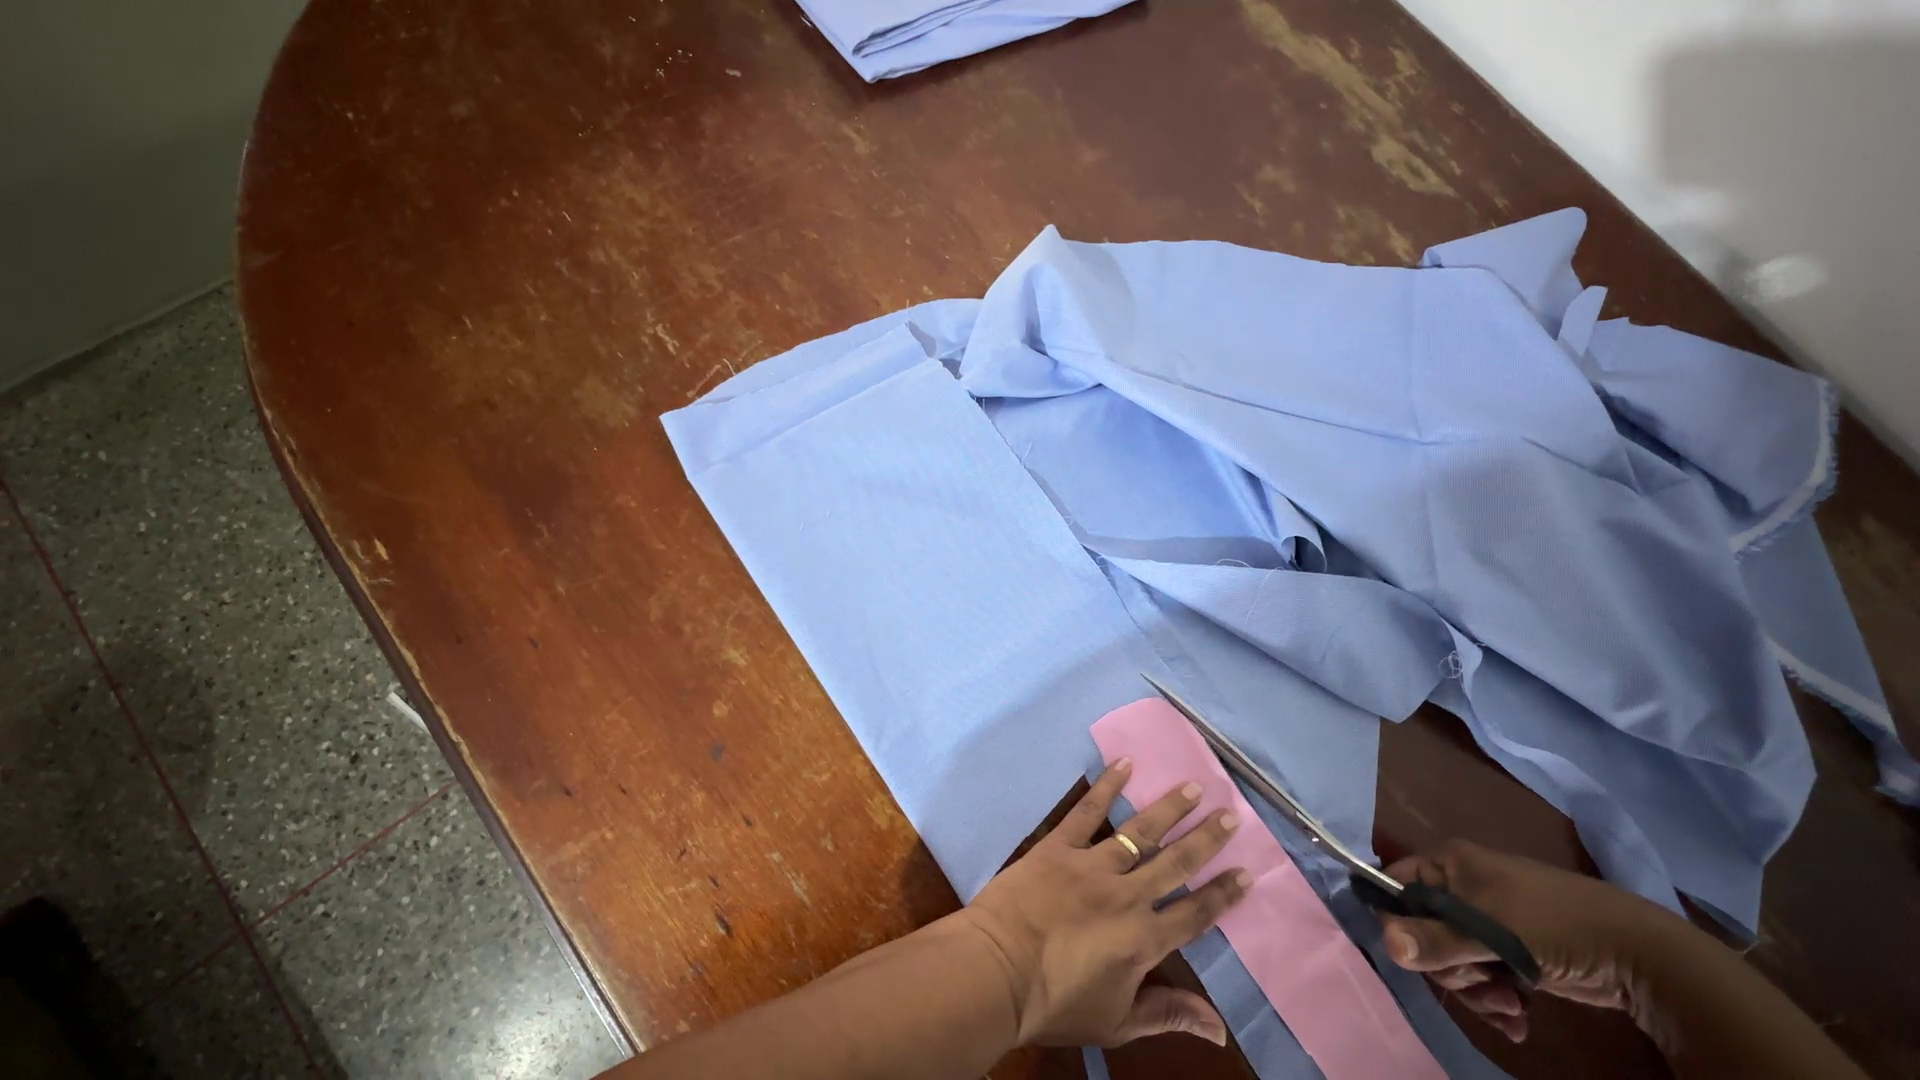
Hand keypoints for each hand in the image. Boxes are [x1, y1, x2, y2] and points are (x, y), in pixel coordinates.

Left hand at [959, 760, 1251, 1048]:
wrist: (996, 971)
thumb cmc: (1054, 1002)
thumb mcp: (1116, 1022)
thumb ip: (1167, 1015)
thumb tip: (1219, 1029)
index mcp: (1145, 938)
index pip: (1195, 913)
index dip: (1223, 894)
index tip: (1247, 873)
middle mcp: (1128, 894)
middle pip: (1176, 861)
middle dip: (1206, 838)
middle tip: (1230, 815)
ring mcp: (1092, 865)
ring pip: (1140, 830)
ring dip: (1169, 808)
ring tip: (1193, 787)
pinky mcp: (1058, 846)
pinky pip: (1087, 811)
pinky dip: (1106, 786)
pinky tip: (1124, 764)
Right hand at [1378, 839, 1687, 1041]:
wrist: (1636, 952)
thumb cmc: (1554, 923)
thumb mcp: (1492, 931)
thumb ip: (1436, 939)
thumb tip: (1387, 944)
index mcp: (1449, 864)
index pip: (1396, 887)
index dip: (1397, 922)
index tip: (1418, 954)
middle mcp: (1461, 888)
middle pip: (1422, 932)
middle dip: (1450, 969)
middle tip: (1478, 981)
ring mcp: (1486, 921)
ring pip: (1452, 961)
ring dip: (1475, 990)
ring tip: (1508, 1005)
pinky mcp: (1509, 951)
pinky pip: (1480, 976)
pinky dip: (1494, 999)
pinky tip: (1518, 1016)